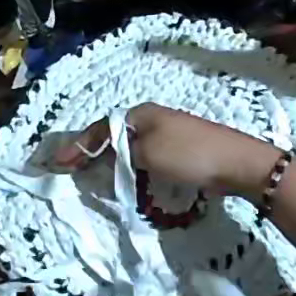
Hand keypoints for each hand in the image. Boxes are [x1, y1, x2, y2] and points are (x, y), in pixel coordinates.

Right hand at [55, 103, 281, 196]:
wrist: (237, 164)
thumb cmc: (189, 154)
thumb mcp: (148, 153)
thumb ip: (122, 154)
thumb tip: (107, 156)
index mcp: (141, 114)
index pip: (100, 128)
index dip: (78, 145)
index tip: (59, 164)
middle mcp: (151, 120)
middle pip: (113, 136)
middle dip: (91, 153)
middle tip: (71, 171)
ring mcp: (166, 135)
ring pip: (129, 149)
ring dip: (110, 162)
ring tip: (92, 177)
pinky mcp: (177, 152)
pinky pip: (144, 159)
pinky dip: (130, 169)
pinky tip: (125, 180)